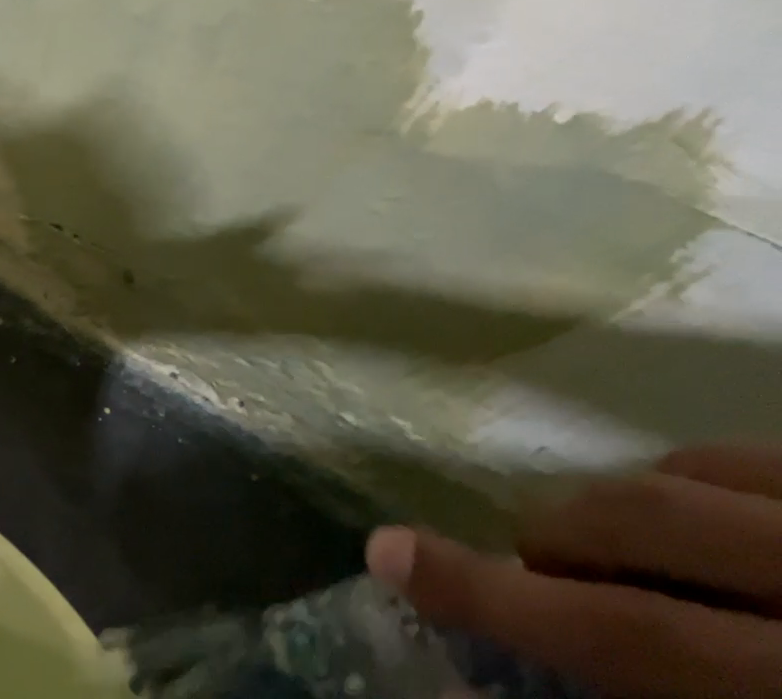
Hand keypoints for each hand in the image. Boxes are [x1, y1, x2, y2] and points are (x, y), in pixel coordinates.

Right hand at [366, 442, 781, 697]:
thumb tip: (452, 687)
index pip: (616, 629)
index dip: (491, 594)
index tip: (385, 554)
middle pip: (634, 518)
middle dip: (562, 541)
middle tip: (547, 578)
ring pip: (686, 467)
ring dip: (625, 506)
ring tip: (628, 551)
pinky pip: (750, 454)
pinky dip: (697, 480)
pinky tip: (703, 521)